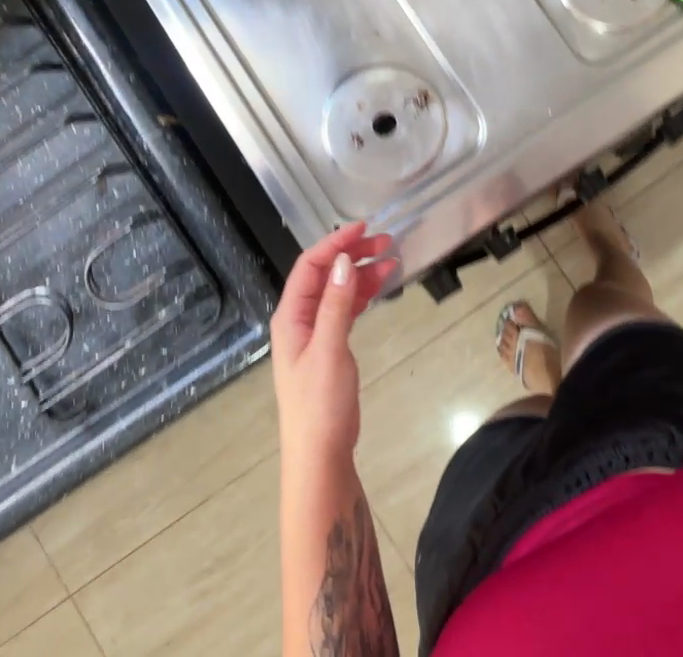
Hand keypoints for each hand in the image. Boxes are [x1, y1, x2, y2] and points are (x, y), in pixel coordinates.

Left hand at [271, 223, 397, 464]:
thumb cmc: (319, 403)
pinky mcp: (330, 347)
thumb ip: (335, 305)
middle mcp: (299, 320)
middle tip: (386, 243)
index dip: (335, 244)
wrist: (319, 453)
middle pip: (323, 275)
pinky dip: (362, 295)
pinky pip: (344, 309)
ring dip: (361, 273)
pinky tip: (380, 287)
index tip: (365, 229)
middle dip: (351, 254)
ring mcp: (314, 334)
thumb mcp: (329, 350)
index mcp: (290, 317)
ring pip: (337, 291)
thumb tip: (342, 262)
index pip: (309, 267)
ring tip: (392, 261)